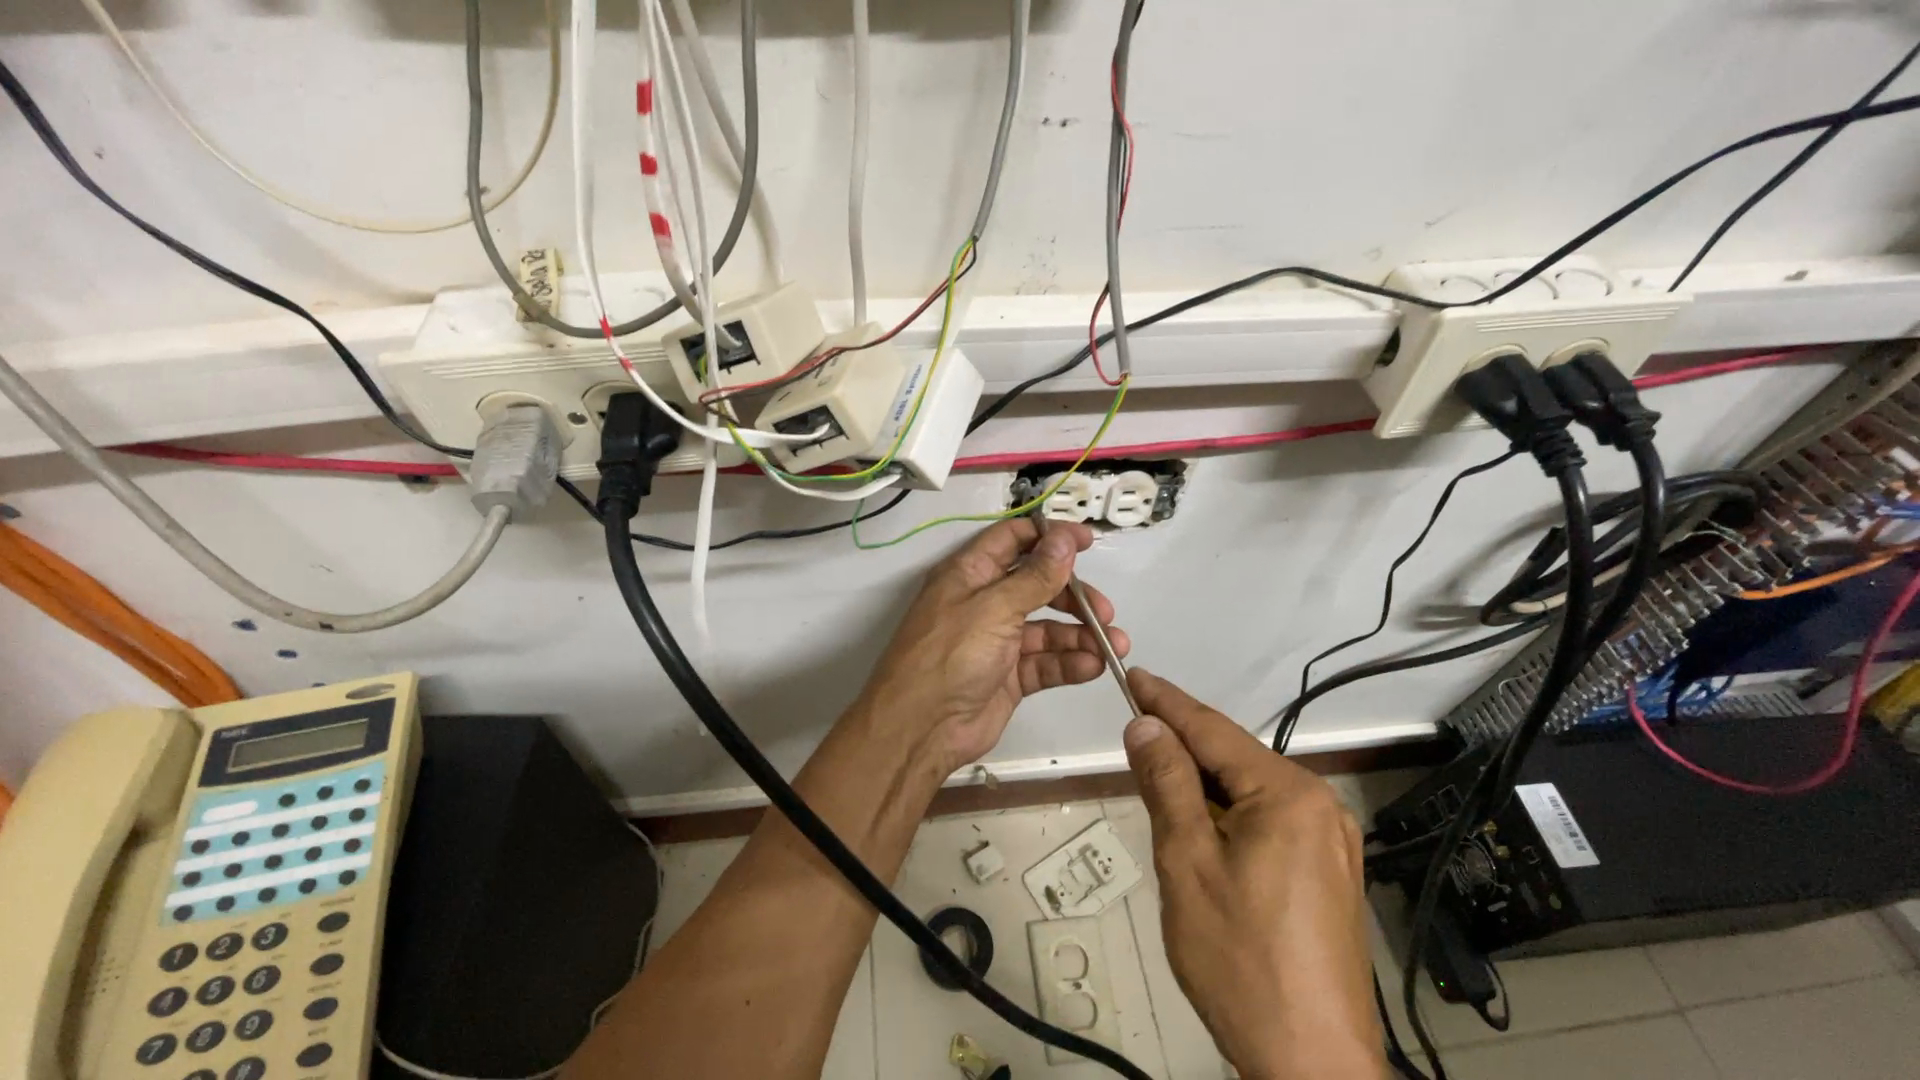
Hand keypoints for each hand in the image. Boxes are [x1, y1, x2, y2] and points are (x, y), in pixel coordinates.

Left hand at [855, 517, 1129, 773]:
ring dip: (1081, 634)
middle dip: (1074, 596)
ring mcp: (998, 642)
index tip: (1087, 540)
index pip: (1012, 540)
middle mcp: (985, 603)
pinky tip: (1092, 666)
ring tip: (1113, 645)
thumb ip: (1034, 577)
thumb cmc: (949, 656)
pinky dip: (1070, 663)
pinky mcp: (1010, 677)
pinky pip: (1046, 663)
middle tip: (1105, 610)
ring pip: (1048, 628)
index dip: (1049, 537)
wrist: (920, 729)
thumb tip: (1064, 540)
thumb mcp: (993, 609)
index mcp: (970, 575)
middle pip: (1038, 586)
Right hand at [1123, 670, 1383, 1079]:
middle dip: (1183, 748)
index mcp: (1288, 795)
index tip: (1133, 676)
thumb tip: (1146, 725)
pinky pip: (1272, 822)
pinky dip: (1229, 815)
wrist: (1311, 1058)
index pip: (1213, 731)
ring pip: (1252, 792)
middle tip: (1133, 738)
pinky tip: (1203, 831)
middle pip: (1236, 759)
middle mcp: (1320, 806)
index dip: (1167, 703)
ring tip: (1159, 786)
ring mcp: (1333, 842)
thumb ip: (1167, 785)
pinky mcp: (1331, 873)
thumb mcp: (1187, 863)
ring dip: (1204, 786)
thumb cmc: (1239, 958)